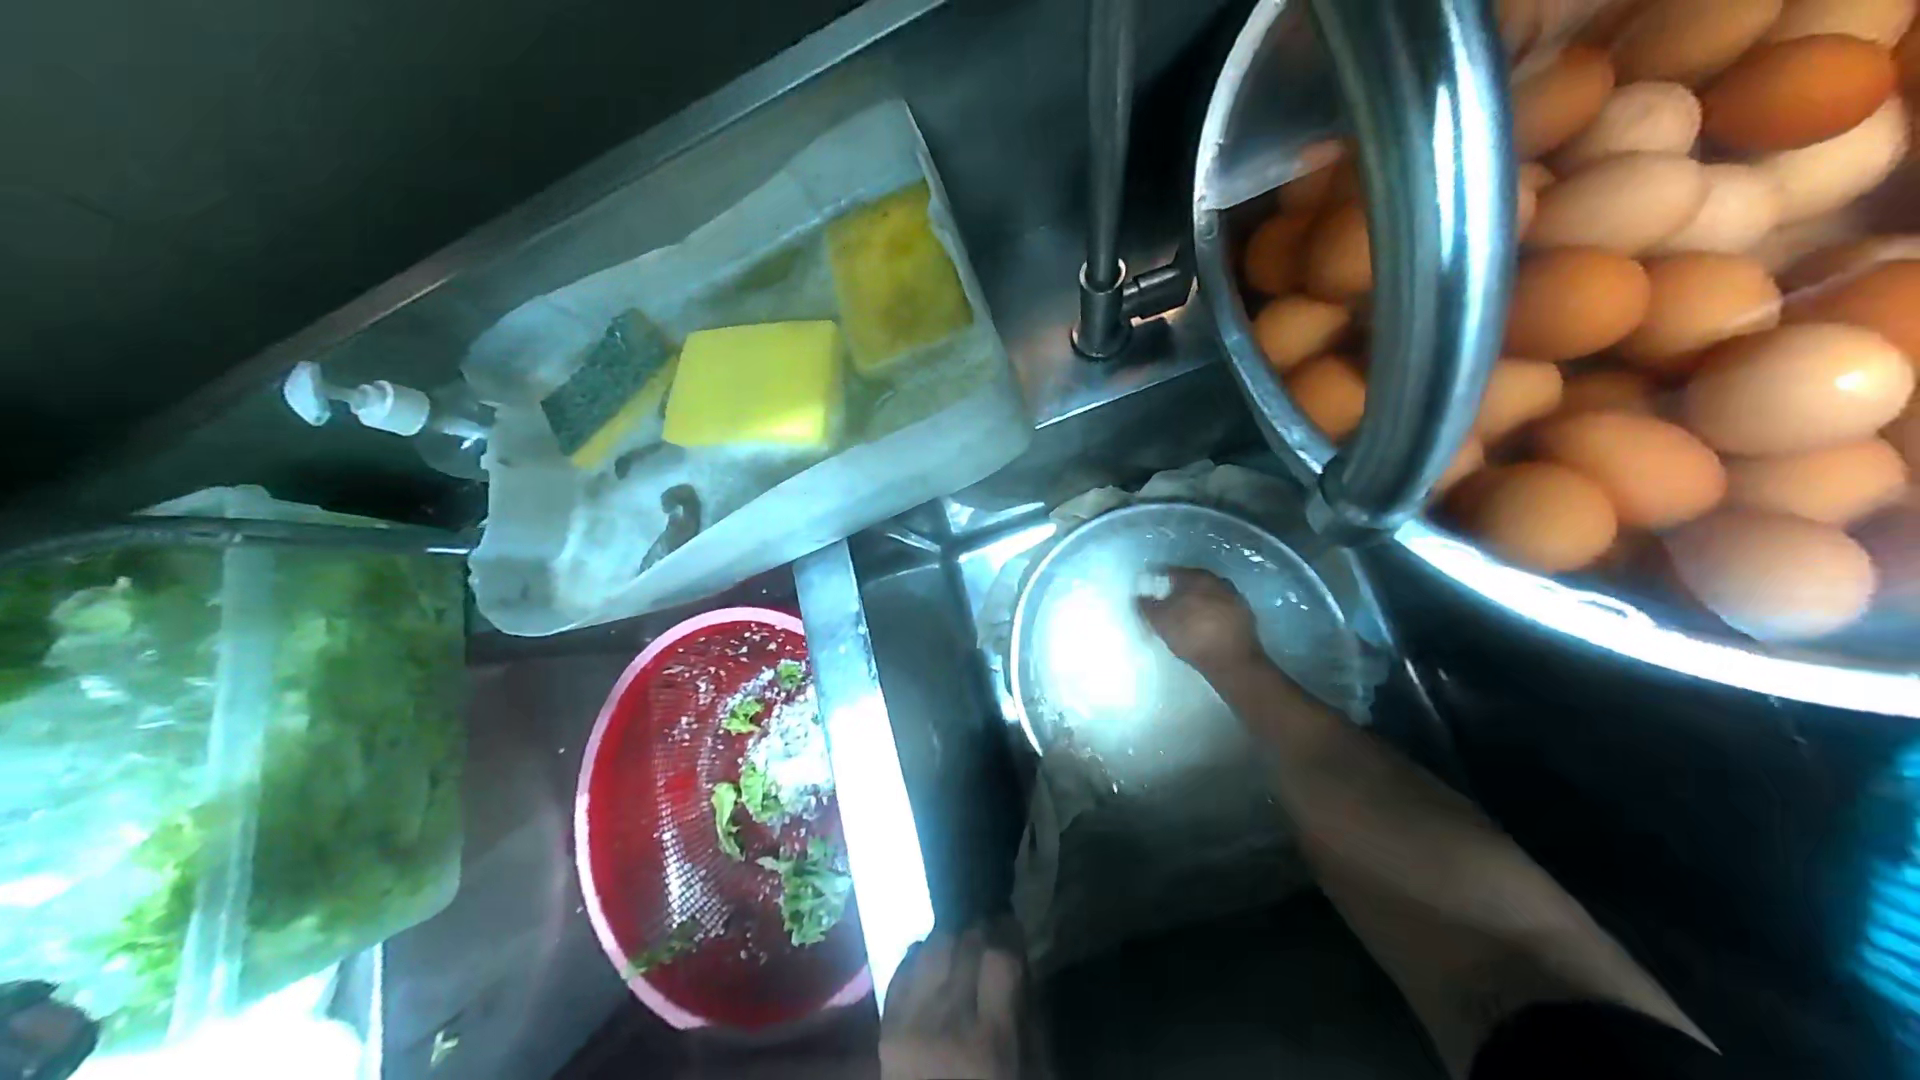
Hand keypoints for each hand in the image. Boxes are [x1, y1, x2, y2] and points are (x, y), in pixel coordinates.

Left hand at [879, 926, 1023, 1079]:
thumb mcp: (1030, 1069)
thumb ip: (1026, 1012)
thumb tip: (1017, 953)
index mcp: (992, 1040)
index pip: (998, 957)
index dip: (1006, 931)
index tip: (1010, 924)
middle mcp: (948, 1023)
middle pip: (963, 944)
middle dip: (978, 930)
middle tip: (986, 931)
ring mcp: (910, 1024)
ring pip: (931, 947)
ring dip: (949, 940)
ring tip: (959, 948)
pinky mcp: (886, 1030)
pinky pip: (903, 970)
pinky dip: (920, 959)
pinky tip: (932, 965)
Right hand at [1136, 568, 1262, 677]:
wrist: (1232, 660)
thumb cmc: (1191, 635)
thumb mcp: (1159, 622)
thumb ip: (1146, 606)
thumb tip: (1139, 596)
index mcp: (1195, 577)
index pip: (1171, 571)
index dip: (1158, 579)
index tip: (1151, 588)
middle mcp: (1217, 580)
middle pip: (1193, 581)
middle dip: (1180, 589)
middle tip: (1168, 602)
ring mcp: (1235, 596)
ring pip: (1209, 594)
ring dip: (1198, 601)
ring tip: (1187, 615)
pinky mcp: (1246, 615)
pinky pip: (1222, 608)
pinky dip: (1212, 613)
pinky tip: (1206, 625)